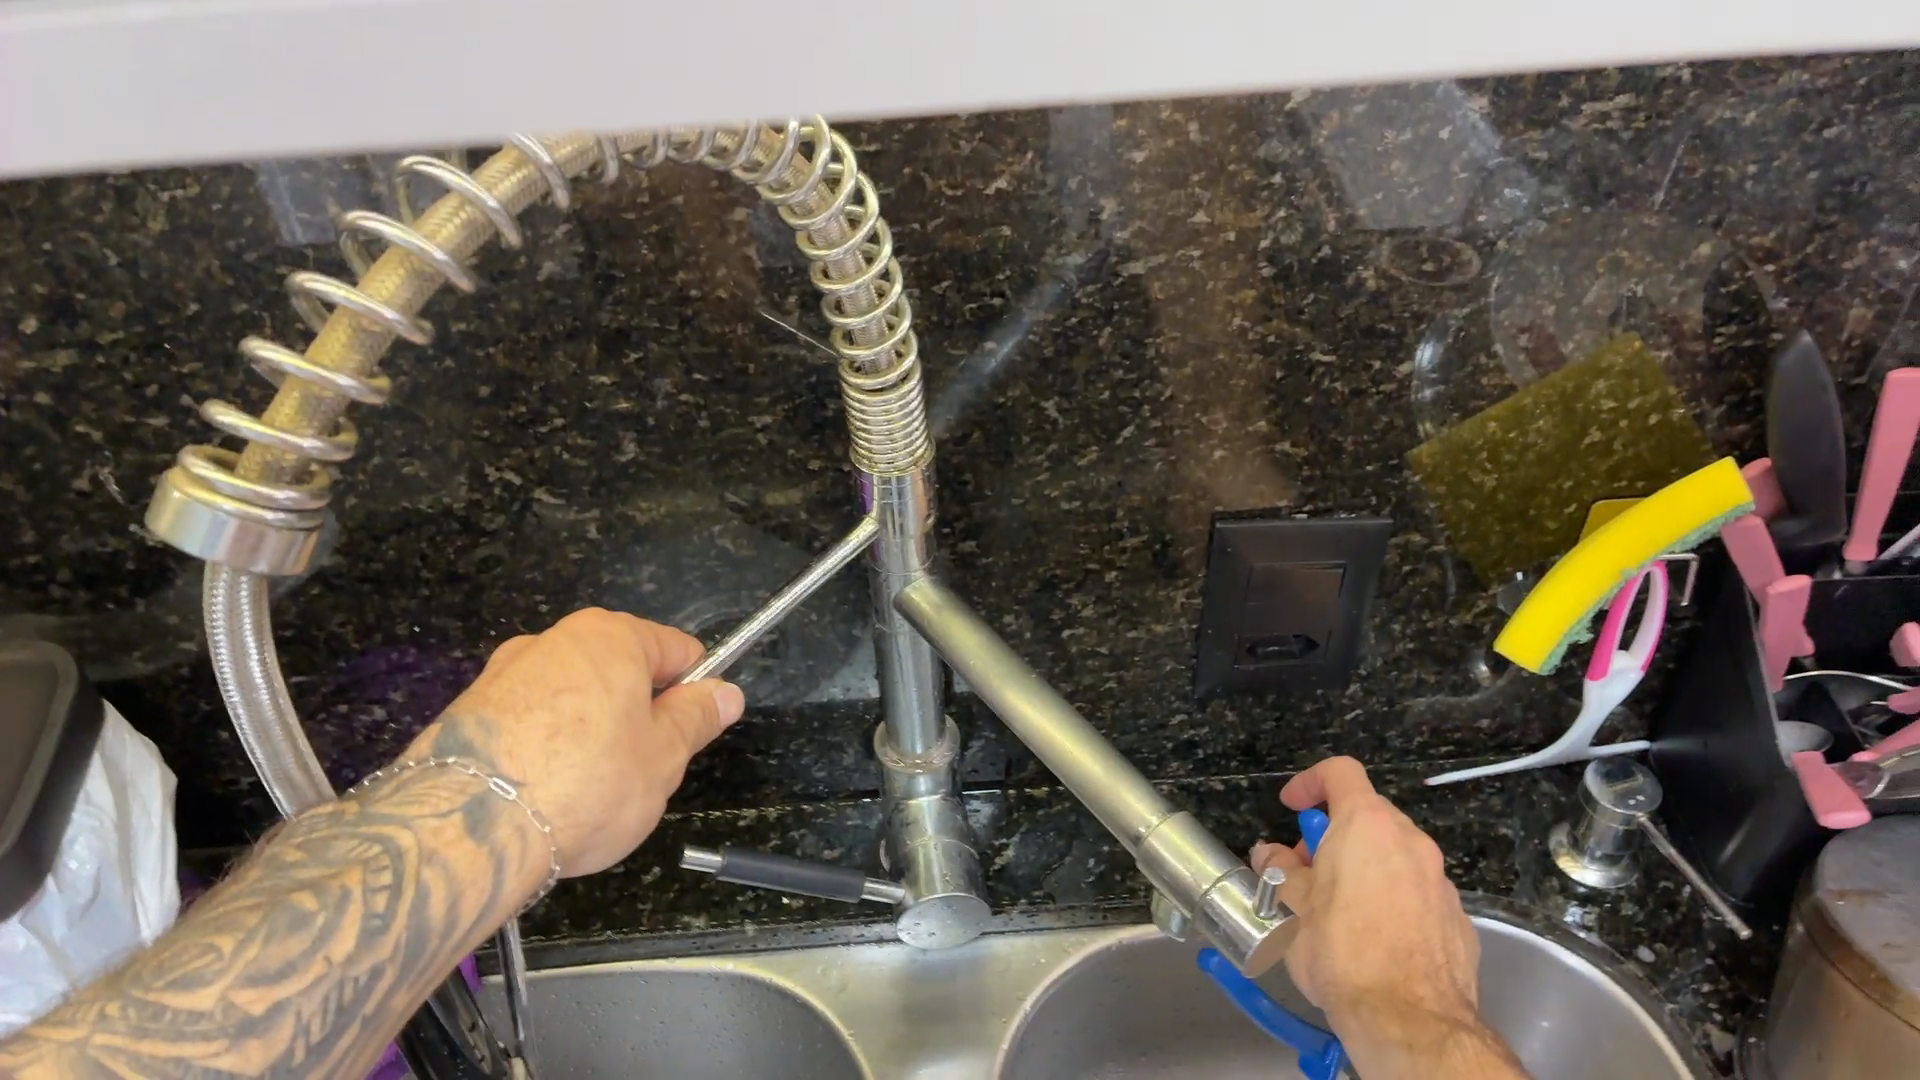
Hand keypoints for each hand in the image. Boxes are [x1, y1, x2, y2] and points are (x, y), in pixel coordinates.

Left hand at [408, 608, 744, 877]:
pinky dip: (543, 749)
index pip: (678, 650)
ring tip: (584, 791)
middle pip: (622, 672)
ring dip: (590, 732)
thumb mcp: (665, 755)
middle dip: (638, 714)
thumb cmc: (587, 782)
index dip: (693, 692)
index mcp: (612, 636)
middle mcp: (554, 640)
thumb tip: (727, 693)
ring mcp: (502, 674)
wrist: (465, 833)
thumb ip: (698, 717)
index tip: (688, 735)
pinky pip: (528, 724)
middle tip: (640, 770)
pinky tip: (541, 795)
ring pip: (574, 699)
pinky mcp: (465, 714)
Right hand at [1252, 758, 1524, 1078]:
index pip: (1341, 772)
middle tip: (1306, 868)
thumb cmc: (1342, 951)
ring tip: (1335, 908)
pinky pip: (1417, 893)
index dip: (1310, 780)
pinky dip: (1391, 900)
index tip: (1292, 807)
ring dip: (1362, 867)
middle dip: (1333, 834)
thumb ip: (1278, 869)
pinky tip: (1373, 939)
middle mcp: (1411, 844)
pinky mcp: (1458, 922)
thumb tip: (1268, 854)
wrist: (1411, 1023)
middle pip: (1369, 816)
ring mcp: (1441, 883)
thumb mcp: (1290, 906)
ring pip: (1394, 856)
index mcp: (1368, 827)